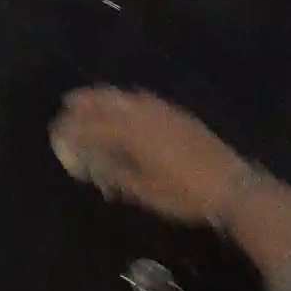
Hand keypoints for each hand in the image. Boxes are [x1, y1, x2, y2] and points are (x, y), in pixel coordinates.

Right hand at [49, 88, 250, 224]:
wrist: (233, 186)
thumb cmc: (185, 195)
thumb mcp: (144, 192)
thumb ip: (115, 175)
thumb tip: (92, 166)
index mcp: (131, 136)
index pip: (93, 126)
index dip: (72, 127)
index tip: (57, 128)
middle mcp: (144, 117)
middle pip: (108, 103)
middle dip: (85, 102)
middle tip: (67, 103)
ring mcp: (163, 112)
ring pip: (126, 96)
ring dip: (105, 95)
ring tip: (91, 97)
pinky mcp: (178, 114)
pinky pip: (144, 98)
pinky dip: (127, 97)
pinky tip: (126, 101)